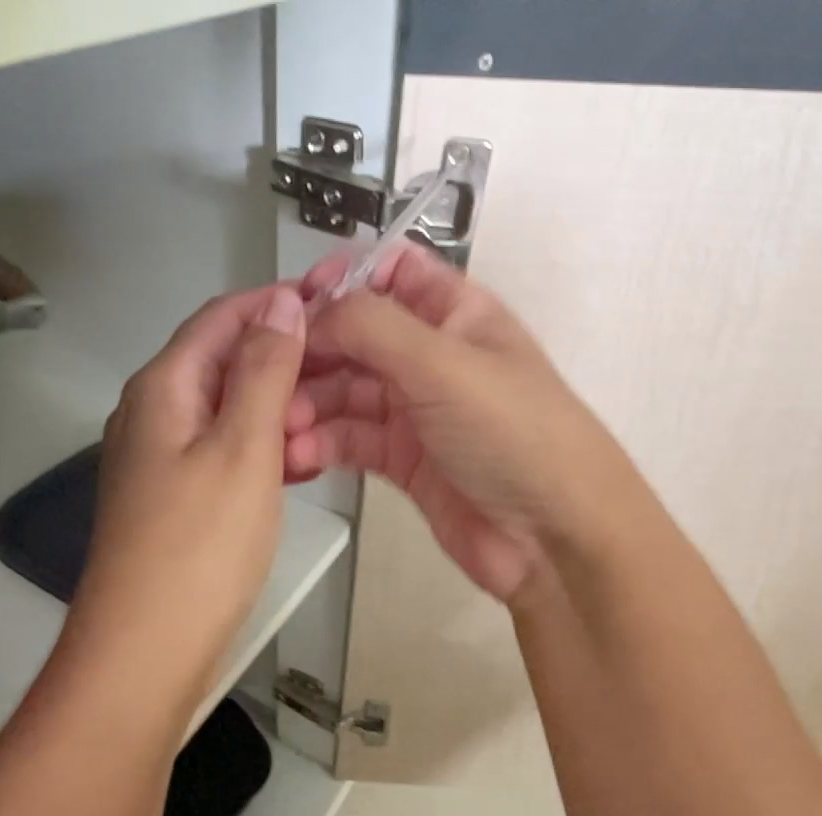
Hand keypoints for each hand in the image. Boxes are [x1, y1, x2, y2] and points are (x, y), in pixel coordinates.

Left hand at [63, 286, 306, 712]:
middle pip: (224, 361)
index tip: (342, 304)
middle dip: (286, 358)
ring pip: (229, 410)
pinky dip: (265, 450)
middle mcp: (154, 413)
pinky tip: (306, 464)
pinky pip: (225, 454)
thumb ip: (264, 371)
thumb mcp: (242, 447)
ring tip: (341, 416)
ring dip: (281, 407)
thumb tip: (281, 301)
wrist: (147, 649)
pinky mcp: (176, 500)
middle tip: (355, 369)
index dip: (279, 304)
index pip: (223, 317)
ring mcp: (161, 459)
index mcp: (163, 387)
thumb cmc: (199, 545)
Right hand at [285, 244, 629, 601]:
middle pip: (354, 335)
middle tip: (268, 377)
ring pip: (344, 391)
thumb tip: (310, 311)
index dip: (341, 278)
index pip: (390, 272)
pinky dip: (321, 444)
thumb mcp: (445, 364)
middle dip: (311, 352)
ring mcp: (415, 410)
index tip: (292, 306)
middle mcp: (431, 355)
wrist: (553, 537)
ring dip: (308, 404)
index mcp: (455, 313)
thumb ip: (372, 327)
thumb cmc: (513, 434)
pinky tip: (298, 457)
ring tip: (281, 427)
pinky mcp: (402, 460)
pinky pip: (349, 439)